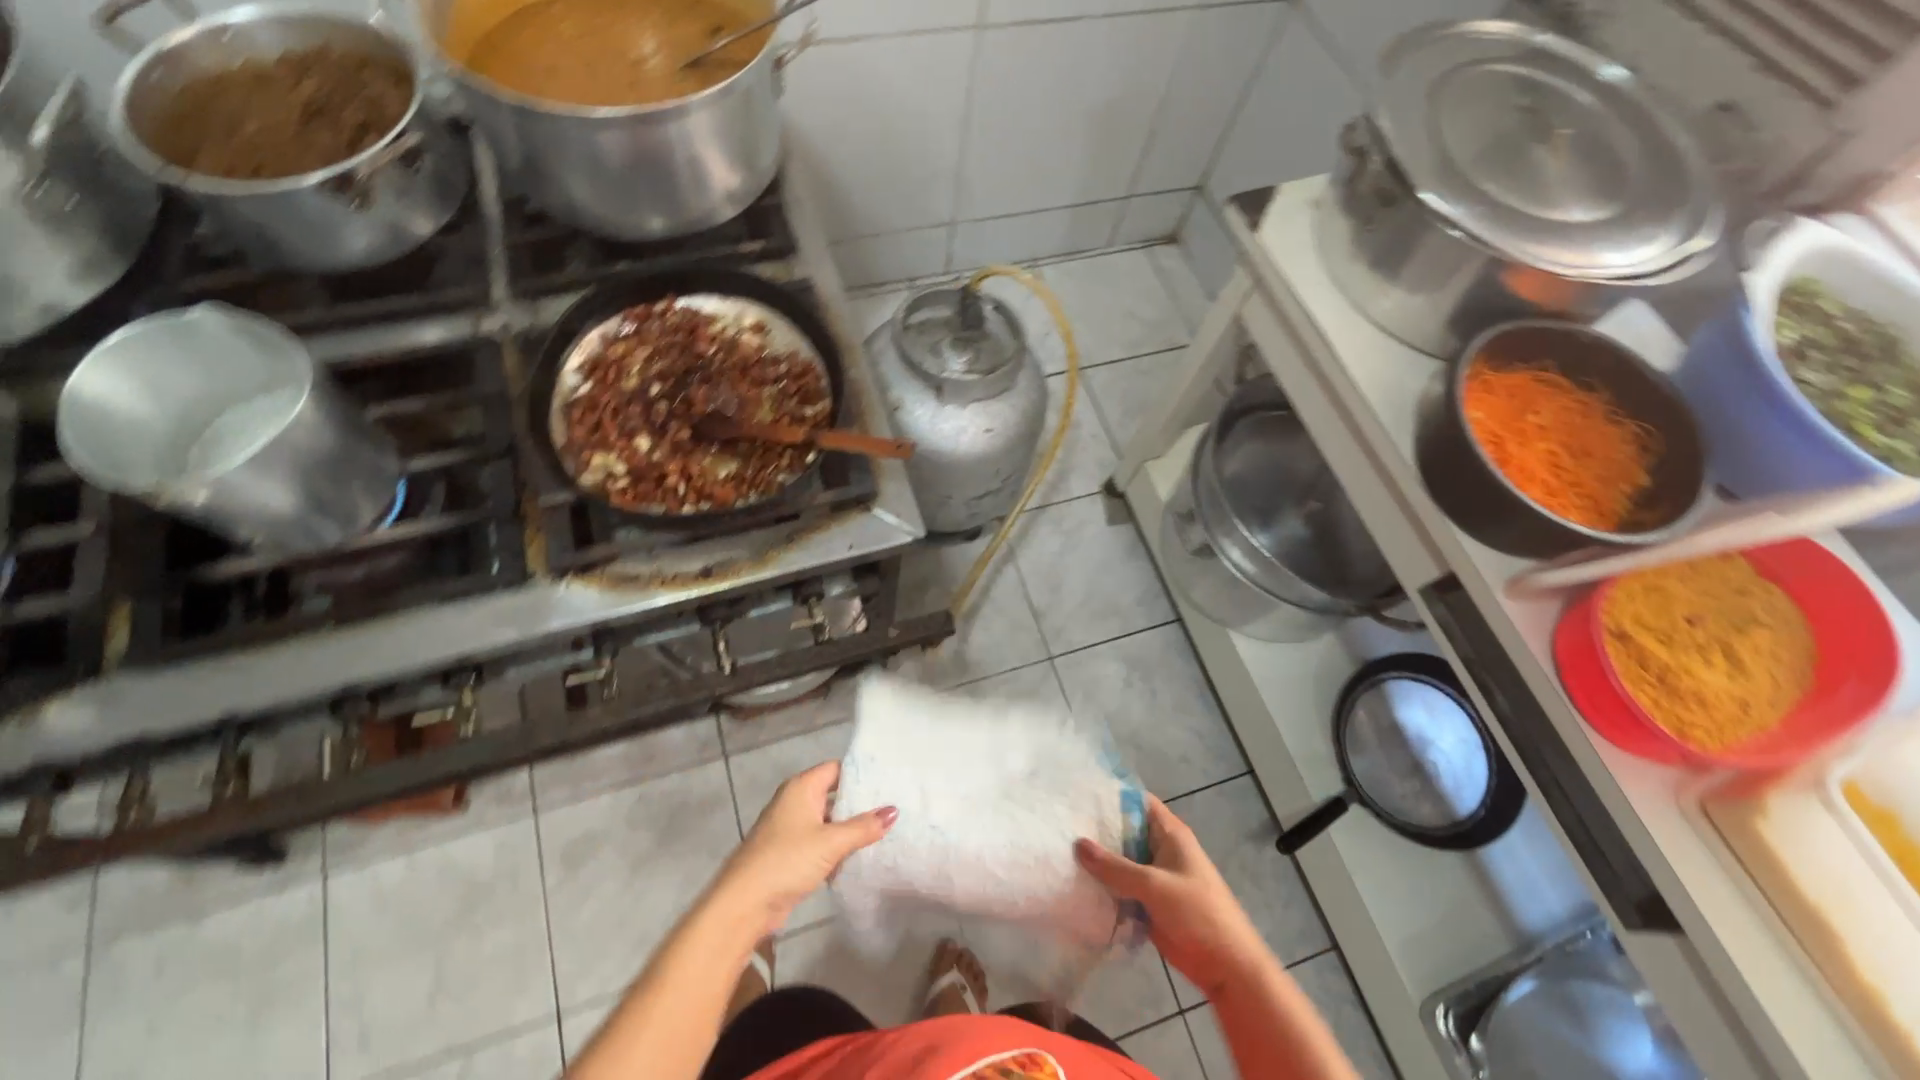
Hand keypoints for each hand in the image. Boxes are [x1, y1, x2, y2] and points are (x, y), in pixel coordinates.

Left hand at [714, 761, 896, 937]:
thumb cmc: (787, 861)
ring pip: (829, 820)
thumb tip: (894, 811)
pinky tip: (863, 854)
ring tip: (887, 829)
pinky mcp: (791, 852)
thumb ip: (864, 827)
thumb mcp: (831, 842)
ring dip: (851, 827)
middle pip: (834, 794)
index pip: (836, 768)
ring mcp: (792, 828)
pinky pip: (822, 841)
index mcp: (801, 788)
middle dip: (861, 802)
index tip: (890, 779)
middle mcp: (795, 801)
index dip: (861, 773)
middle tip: (896, 805)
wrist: (746, 903)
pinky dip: (839, 846)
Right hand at [1075, 795, 1271, 998]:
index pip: (1138, 802)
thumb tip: (1077, 843)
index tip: (1077, 796)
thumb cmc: (1197, 914)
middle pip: (1124, 832)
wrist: (1226, 965)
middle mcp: (1161, 850)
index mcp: (1170, 835)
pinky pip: (1120, 889)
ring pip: (1120, 863)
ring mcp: (1154, 878)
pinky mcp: (1148, 903)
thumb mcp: (1154, 885)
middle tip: (1059, 826)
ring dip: (1096, 862)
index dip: (1110, 796)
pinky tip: (1073, 885)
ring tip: (1057, 852)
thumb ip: (1115, 867)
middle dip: (1096, 831)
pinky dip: (1102, 888)